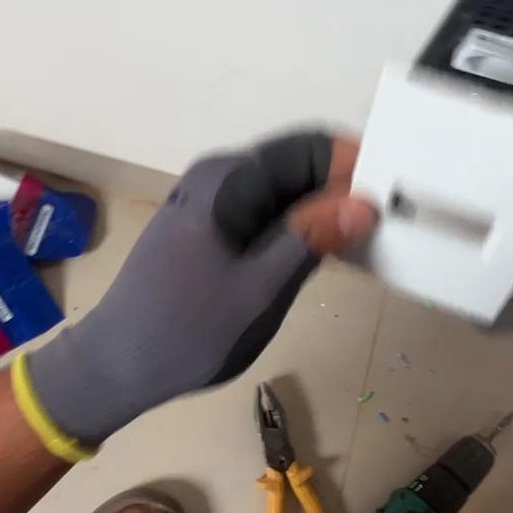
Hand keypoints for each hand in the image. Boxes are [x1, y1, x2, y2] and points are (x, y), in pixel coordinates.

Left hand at [19, 130, 376, 451]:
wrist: (117, 364)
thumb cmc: (188, 330)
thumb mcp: (260, 289)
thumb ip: (311, 238)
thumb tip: (363, 202)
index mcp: (227, 179)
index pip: (308, 148)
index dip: (355, 165)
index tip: (395, 196)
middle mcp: (216, 177)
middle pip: (295, 165)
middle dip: (341, 188)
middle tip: (385, 224)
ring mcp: (208, 202)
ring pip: (281, 191)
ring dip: (319, 211)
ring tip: (359, 242)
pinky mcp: (206, 226)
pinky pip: (261, 212)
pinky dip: (293, 227)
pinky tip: (316, 253)